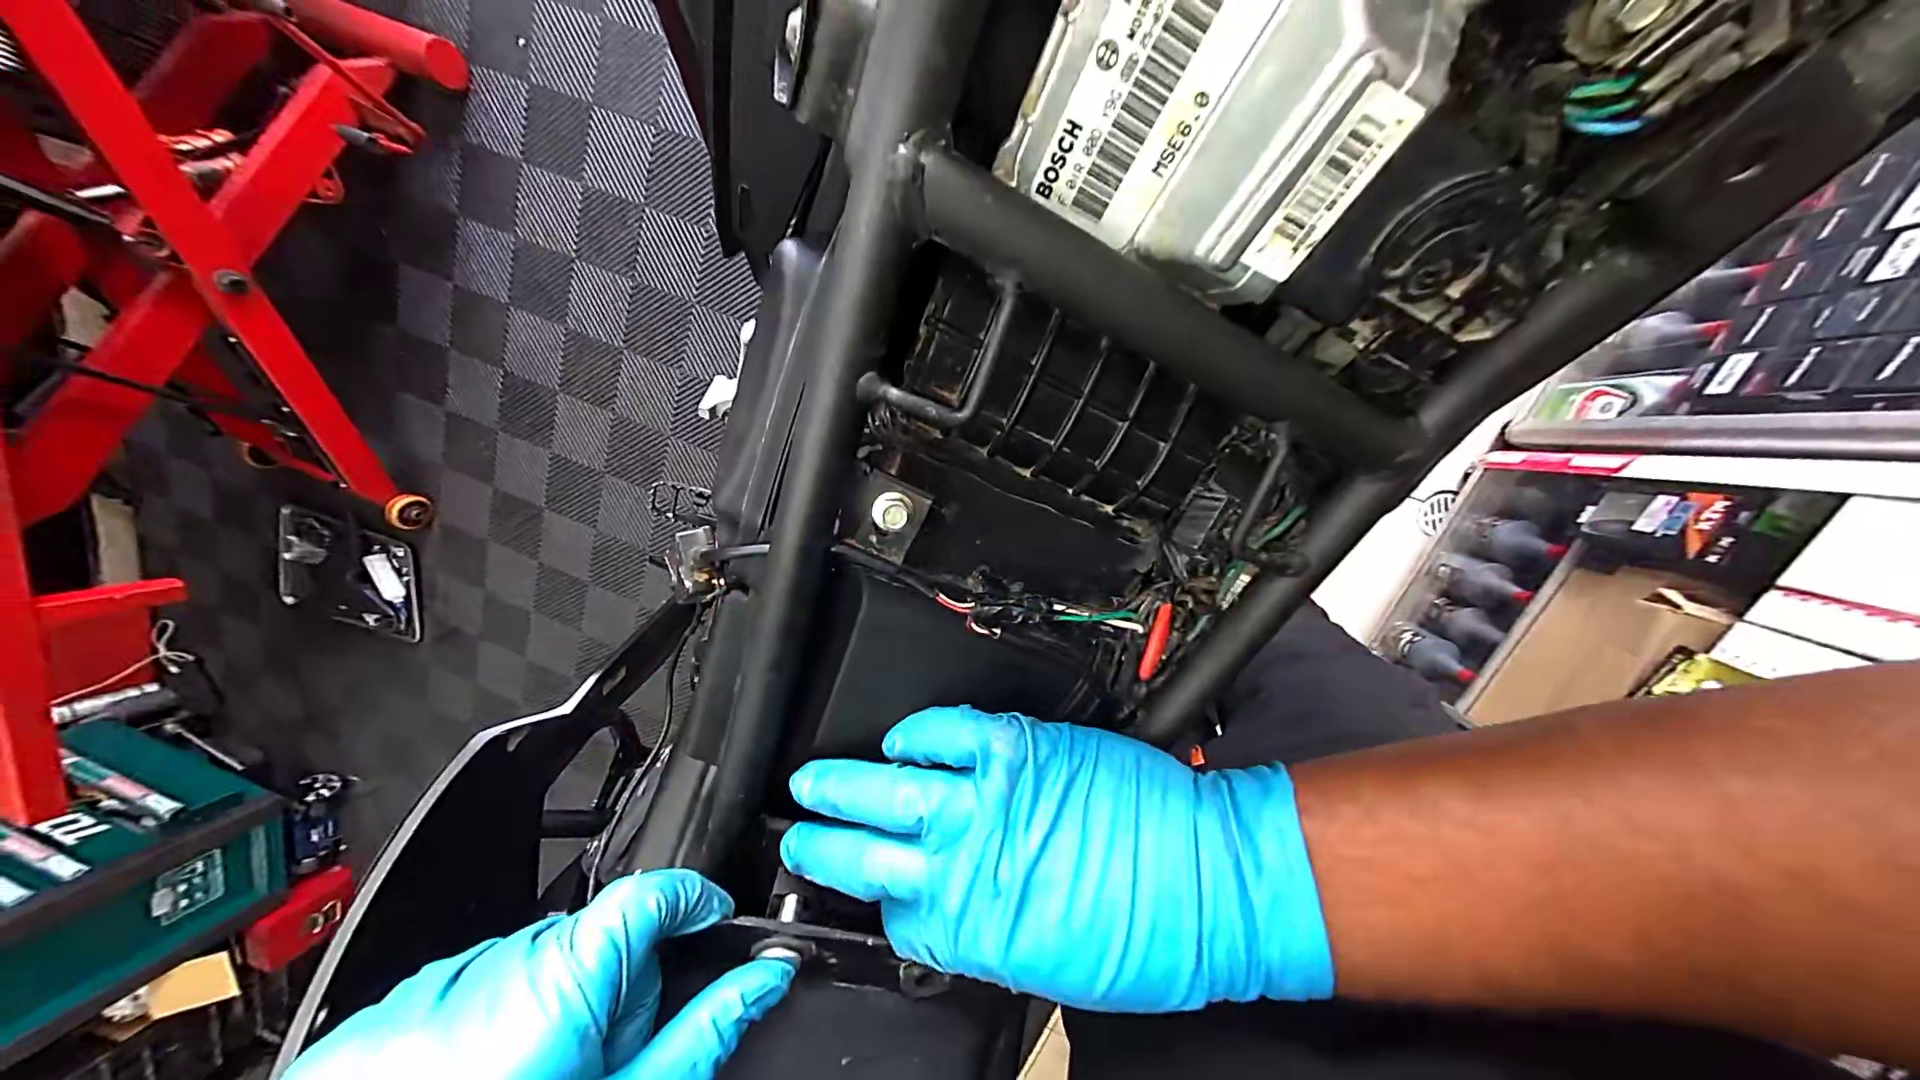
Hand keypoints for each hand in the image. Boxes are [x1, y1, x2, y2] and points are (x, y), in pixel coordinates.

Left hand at [285, 869, 793, 1079]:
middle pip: (603, 931)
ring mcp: (438, 984)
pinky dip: (504, 1021)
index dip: (696, 901)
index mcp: (564, 976)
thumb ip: (702, 1032)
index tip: (713, 927)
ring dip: (563, 1003)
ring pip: (543, 961)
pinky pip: (481, 987)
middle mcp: (499, 961)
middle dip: (625, 980)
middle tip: (610, 1056)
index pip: (654, 888)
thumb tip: (764, 977)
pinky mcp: (394, 1010)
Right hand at [780, 707, 1333, 1011]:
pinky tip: (901, 738)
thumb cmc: (1146, 935)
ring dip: (842, 786)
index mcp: (971, 929)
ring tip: (814, 779)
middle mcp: (965, 865)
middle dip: (817, 841)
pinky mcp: (1018, 751)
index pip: (890, 912)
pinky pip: (947, 734)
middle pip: (864, 852)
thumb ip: (986, 929)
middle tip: (794, 829)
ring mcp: (988, 802)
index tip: (853, 884)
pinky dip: (917, 734)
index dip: (866, 897)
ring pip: (888, 791)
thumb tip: (950, 908)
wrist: (1212, 883)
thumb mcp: (1047, 961)